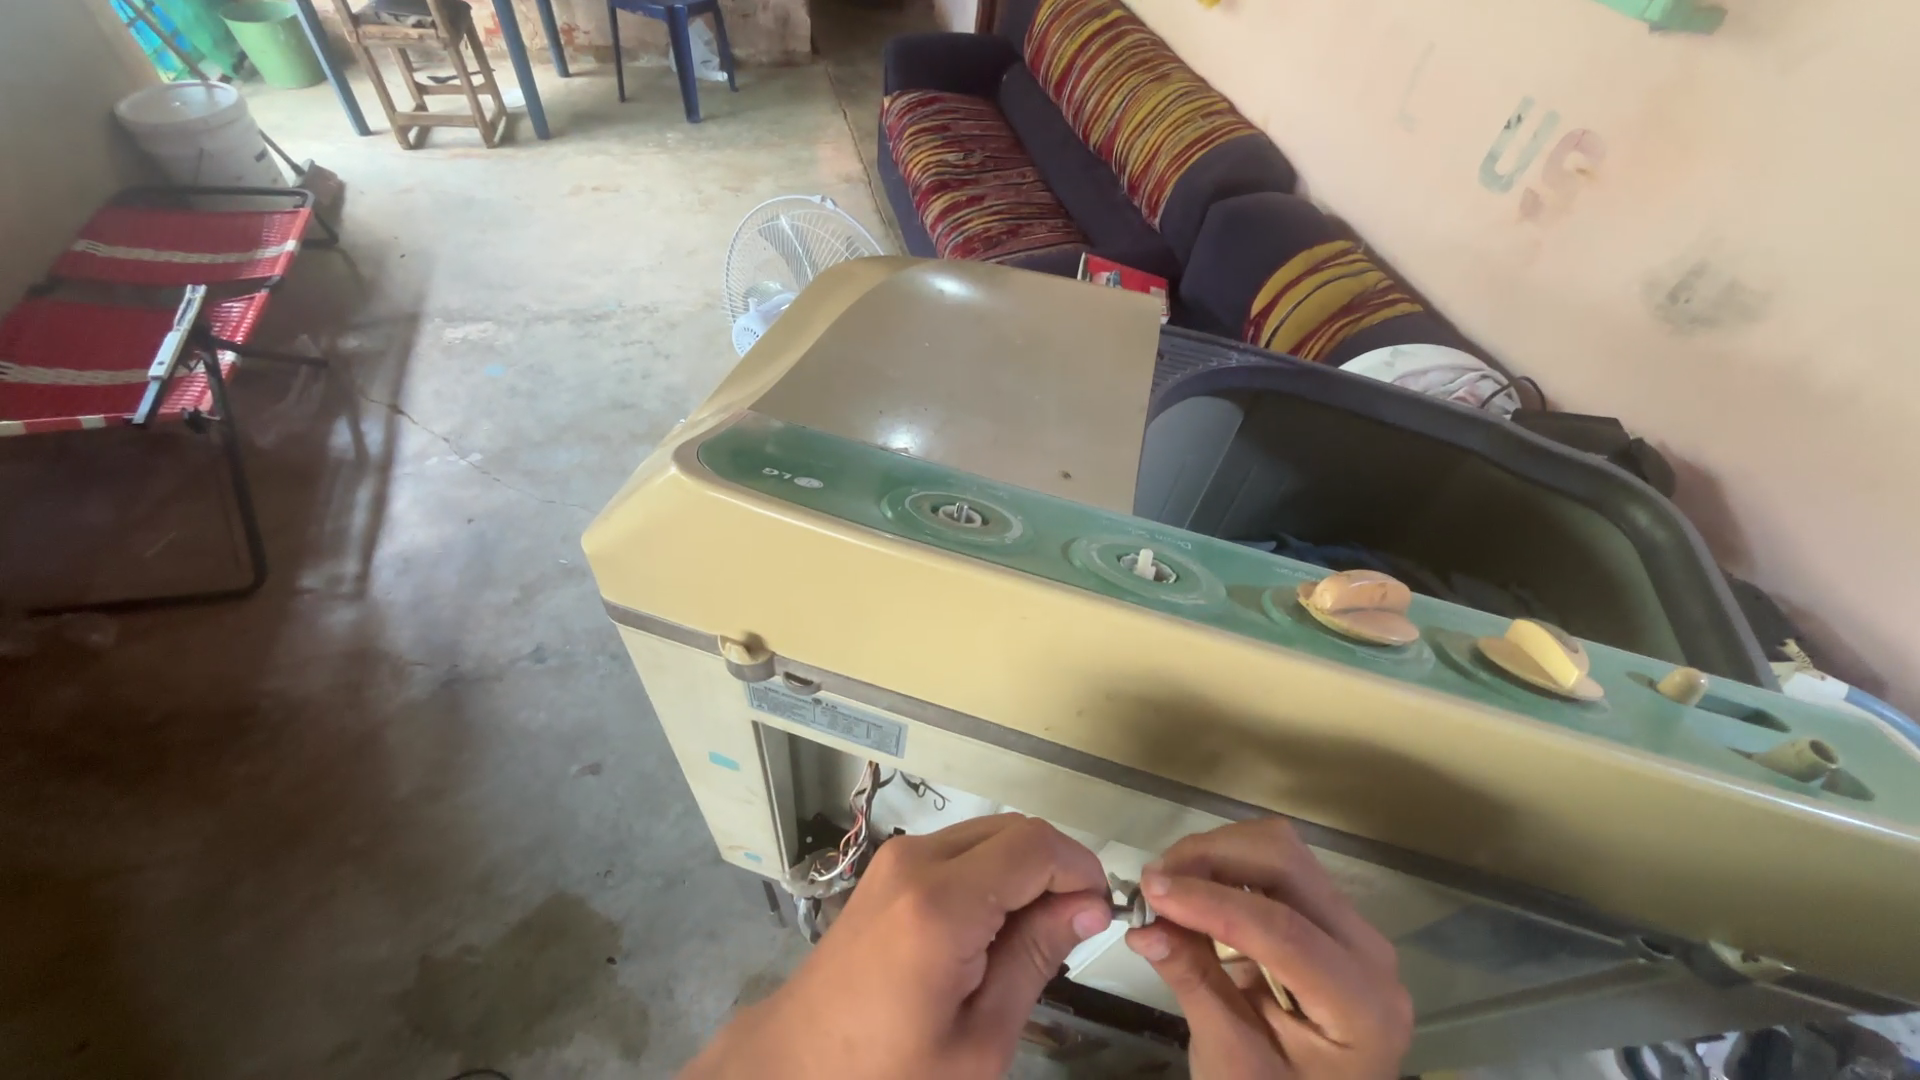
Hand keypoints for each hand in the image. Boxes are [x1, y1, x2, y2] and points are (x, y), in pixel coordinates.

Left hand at [681, 814, 1112, 1079]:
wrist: (799, 1060)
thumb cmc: (891, 1069)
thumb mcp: (980, 1037)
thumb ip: (1036, 957)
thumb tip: (1091, 905)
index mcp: (940, 904)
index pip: (1034, 846)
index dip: (1080, 868)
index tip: (1101, 913)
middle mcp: (917, 859)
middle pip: (1015, 829)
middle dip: (1056, 867)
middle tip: (1072, 929)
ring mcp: (899, 855)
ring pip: (991, 832)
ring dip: (1026, 868)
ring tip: (1033, 933)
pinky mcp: (891, 863)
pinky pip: (962, 845)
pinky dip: (994, 869)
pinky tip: (996, 922)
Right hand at [1124, 819, 1411, 1079]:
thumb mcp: (1232, 1063)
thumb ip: (1194, 986)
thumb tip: (1143, 927)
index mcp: (1362, 1007)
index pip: (1284, 930)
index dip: (1211, 902)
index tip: (1150, 890)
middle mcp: (1369, 951)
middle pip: (1286, 864)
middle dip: (1210, 859)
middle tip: (1153, 882)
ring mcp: (1351, 925)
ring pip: (1278, 849)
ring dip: (1213, 854)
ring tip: (1167, 886)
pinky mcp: (1325, 912)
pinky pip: (1273, 861)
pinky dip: (1223, 862)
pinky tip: (1191, 888)